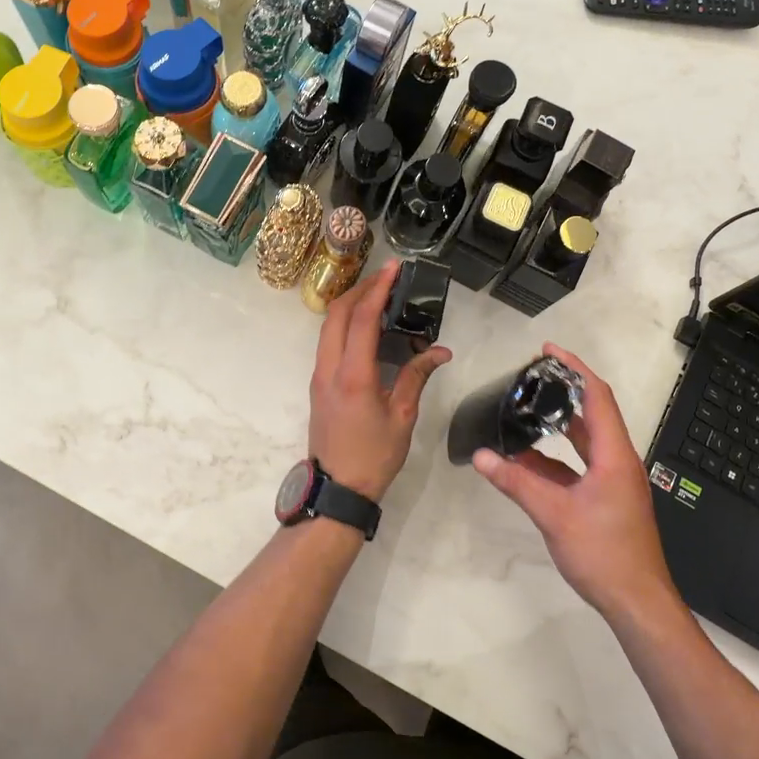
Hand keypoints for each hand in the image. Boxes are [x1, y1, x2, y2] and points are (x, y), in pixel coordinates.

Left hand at [308, 260, 451, 500]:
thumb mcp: (402, 417)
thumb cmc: (374, 456)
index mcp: (353, 375)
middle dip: (361, 289)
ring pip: (328, 326)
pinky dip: (345, 324)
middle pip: (337, 313)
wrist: (338, 489)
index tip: (393, 269)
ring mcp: (319, 375)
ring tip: (378, 295)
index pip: (363, 318)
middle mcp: (329, 368)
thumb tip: (439, 351)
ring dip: (350, 305)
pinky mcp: (318, 384)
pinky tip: (366, 325)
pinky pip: (328, 341)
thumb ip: (417, 377)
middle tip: (387, 278)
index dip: (378, 289)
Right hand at [472, 344, 677, 622]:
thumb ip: (517, 482)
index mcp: (614, 455)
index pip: (597, 397)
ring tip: (523, 414)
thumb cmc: (603, 553)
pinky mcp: (608, 501)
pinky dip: (556, 460)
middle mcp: (618, 461)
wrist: (638, 603)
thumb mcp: (554, 515)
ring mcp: (615, 482)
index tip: (549, 350)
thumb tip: (483, 455)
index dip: (575, 369)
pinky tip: (526, 463)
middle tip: (531, 379)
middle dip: (564, 393)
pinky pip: (580, 468)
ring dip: (557, 429)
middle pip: (593, 414)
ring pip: (585, 443)